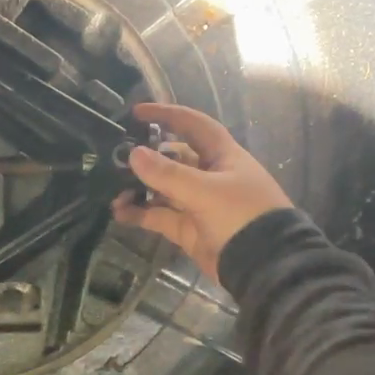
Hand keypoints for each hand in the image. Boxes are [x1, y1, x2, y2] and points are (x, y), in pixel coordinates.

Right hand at [111, 103, 292, 285]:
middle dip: (146, 158)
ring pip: (162, 189)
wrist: (261, 263)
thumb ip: (167, 174)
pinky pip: (158, 215)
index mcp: (222, 156)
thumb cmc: (240, 215)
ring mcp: (197, 203)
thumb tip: (133, 154)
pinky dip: (139, 213)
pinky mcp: (187, 228)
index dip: (168, 115)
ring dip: (138, 189)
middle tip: (116, 158)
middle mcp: (209, 175)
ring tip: (113, 192)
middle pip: (172, 158)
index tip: (137, 112)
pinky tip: (119, 213)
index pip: (193, 126)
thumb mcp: (204, 191)